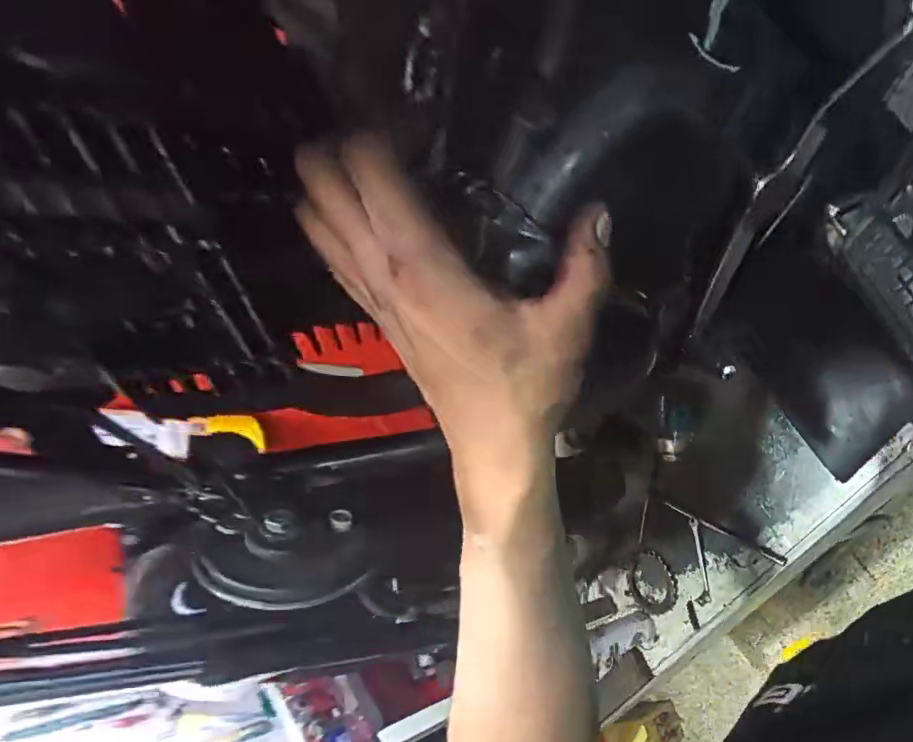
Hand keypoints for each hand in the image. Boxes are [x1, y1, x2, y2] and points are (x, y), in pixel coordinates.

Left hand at [293, 134, 609, 495]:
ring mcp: (371, 297)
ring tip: (376, 174)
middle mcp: (382, 273)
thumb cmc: (528, 388)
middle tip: (395, 143)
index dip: (383, 132)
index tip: (421, 126)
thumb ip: (586, 270)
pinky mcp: (376, 318)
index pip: (370, 171)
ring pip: (313, 215)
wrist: (495, 444)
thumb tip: (598, 214)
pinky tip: (369, 224)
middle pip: (321, 181)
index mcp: (423, 267)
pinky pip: (329, 253)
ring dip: (329, 183)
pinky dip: (333, 224)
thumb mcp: (567, 329)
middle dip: (342, 146)